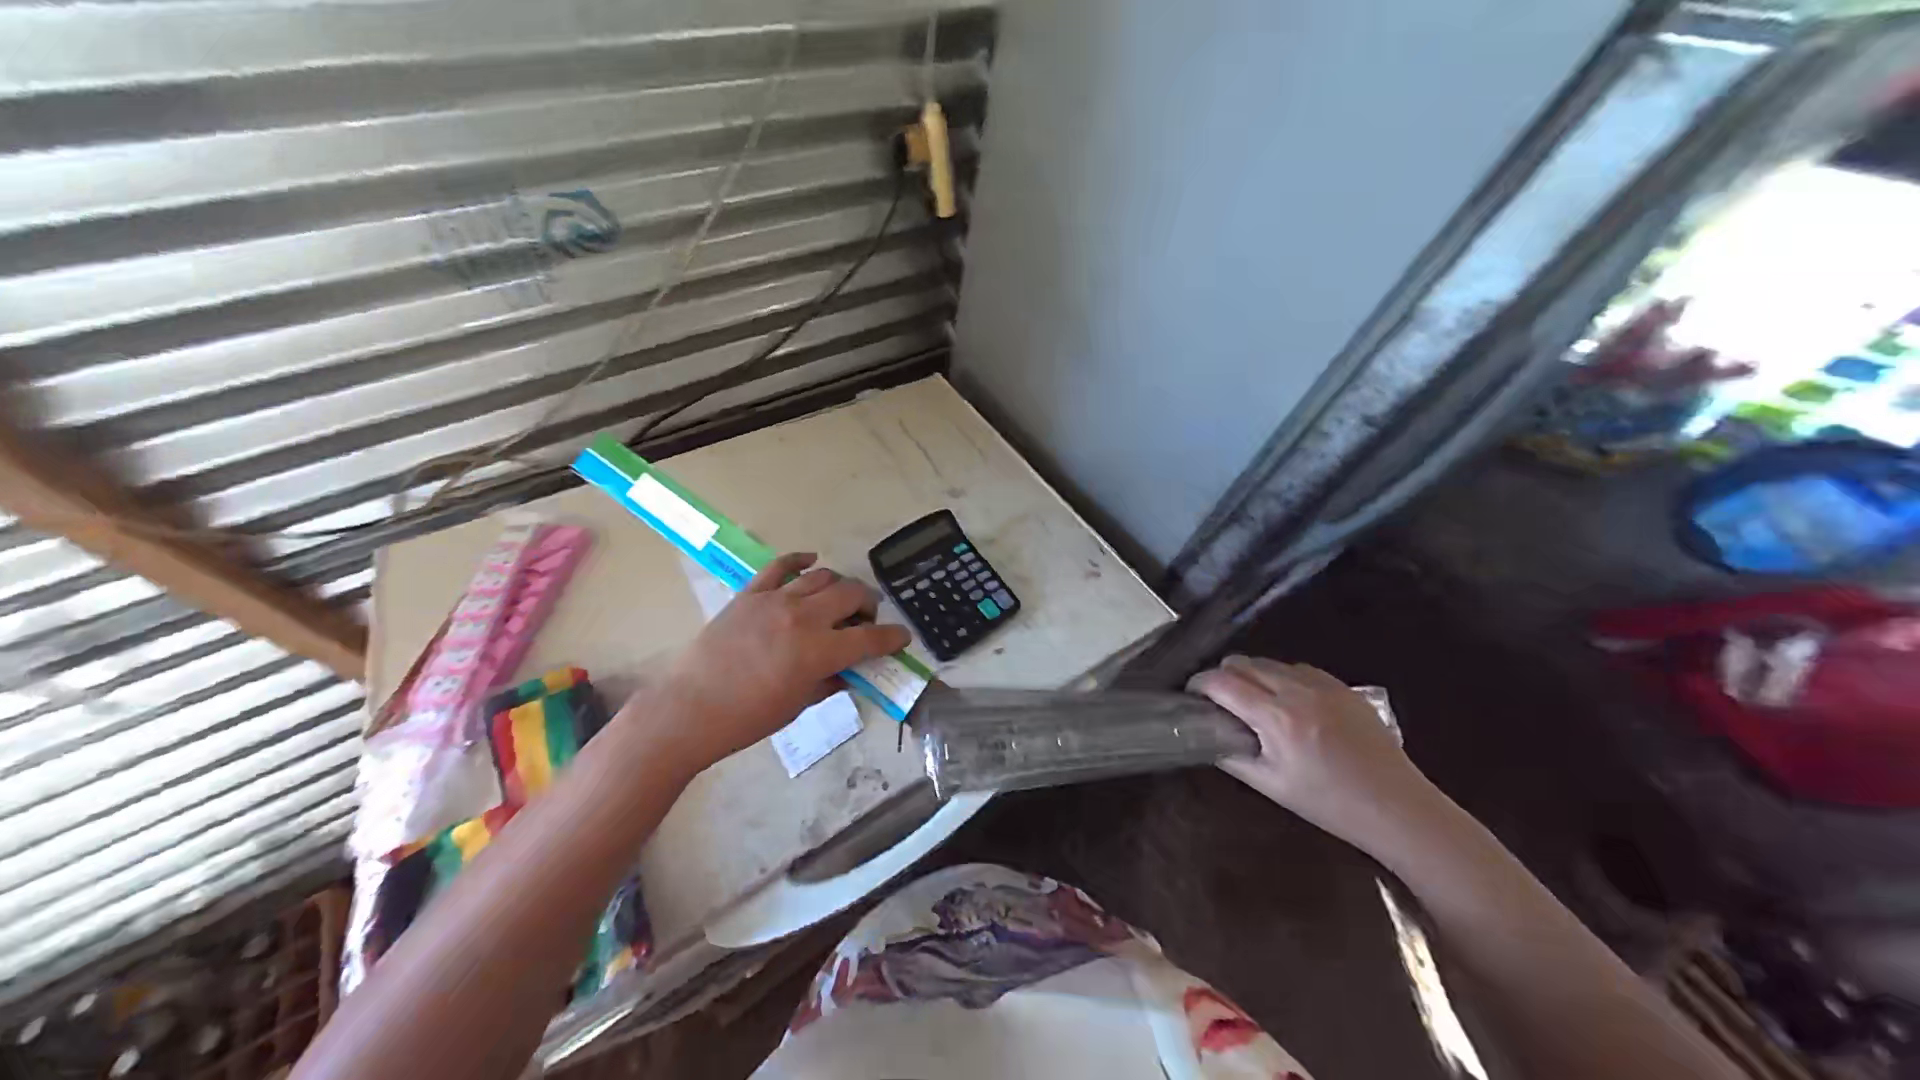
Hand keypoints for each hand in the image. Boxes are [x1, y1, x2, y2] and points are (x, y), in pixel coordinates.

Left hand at [640, 553, 911, 772]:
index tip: (901, 638)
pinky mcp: (750, 594)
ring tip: (840, 598)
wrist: (689, 710)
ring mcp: (775, 600)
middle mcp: (803, 617)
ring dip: (840, 585)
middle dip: (868, 604)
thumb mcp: (797, 706)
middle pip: (851, 594)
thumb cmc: (747, 718)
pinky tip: (811, 561)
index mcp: (819, 651)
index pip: (870, 638)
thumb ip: (829, 683)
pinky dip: (800, 560)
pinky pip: (780, 566)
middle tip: (867, 618)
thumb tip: (848, 673)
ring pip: (822, 577)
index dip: (892, 637)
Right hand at [1191, 655, 1435, 850]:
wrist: (1397, 807)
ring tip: (1254, 704)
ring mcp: (1324, 684)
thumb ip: (1231, 755)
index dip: (1199, 685)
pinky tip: (1288, 704)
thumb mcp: (1271, 785)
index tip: (1191, 697)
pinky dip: (1282, 678)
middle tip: (1219, 703)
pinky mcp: (1343, 686)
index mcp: (1277, 717)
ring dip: (1252, 675)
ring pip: (1269, 662)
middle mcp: (1297, 691)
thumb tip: (1206, 736)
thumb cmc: (1329, 803)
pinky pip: (1298, 669)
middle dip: (1222, 677)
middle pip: (1242, 662)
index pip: (1222, 682)